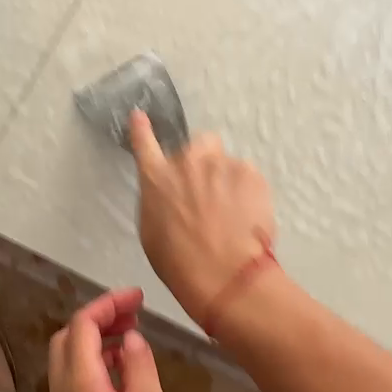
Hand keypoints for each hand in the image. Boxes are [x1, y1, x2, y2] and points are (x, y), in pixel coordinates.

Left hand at [47, 287, 182, 391]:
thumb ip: (139, 371)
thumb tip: (129, 338)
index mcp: (80, 388)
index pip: (82, 326)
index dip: (108, 303)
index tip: (139, 297)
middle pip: (67, 339)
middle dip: (98, 318)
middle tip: (134, 314)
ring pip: (67, 363)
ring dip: (95, 342)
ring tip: (133, 341)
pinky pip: (72, 386)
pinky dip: (93, 367)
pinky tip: (123, 381)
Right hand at [129, 110, 275, 330]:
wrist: (224, 276)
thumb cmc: (179, 263)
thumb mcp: (152, 231)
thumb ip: (158, 200)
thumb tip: (167, 192)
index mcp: (156, 178)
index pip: (144, 143)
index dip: (142, 129)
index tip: (140, 115)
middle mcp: (187, 161)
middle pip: (198, 145)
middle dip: (203, 161)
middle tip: (208, 192)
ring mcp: (221, 163)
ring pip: (226, 162)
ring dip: (227, 178)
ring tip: (232, 212)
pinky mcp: (251, 173)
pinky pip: (248, 176)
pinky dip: (248, 192)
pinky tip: (247, 217)